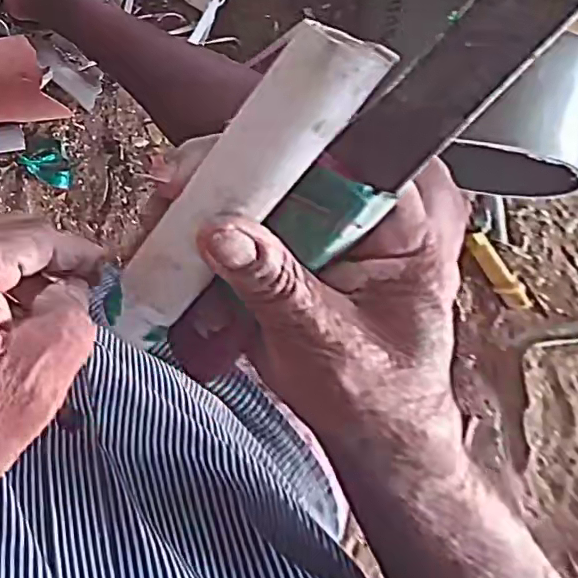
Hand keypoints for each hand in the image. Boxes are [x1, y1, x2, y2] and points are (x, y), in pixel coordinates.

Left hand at [0, 217, 104, 541]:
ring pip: (3, 250)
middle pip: (23, 236)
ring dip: (34, 278)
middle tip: (89, 302)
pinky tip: (21, 327)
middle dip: (58, 266)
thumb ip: (72, 318)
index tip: (112, 274)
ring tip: (58, 321)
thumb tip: (74, 289)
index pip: (45, 238)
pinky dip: (7, 287)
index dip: (84, 256)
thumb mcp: (35, 382)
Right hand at [193, 159, 469, 471]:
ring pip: (242, 174)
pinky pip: (227, 206)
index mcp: (407, 217)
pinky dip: (195, 231)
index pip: (336, 149)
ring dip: (195, 207)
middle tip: (171, 200)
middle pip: (277, 152)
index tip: (210, 173)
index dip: (269, 152)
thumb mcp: (329, 343)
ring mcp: (318, 209)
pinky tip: (184, 269)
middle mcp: (361, 198)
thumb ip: (277, 287)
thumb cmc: (380, 394)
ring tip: (171, 250)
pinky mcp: (282, 226)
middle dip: (213, 176)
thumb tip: (223, 234)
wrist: (370, 428)